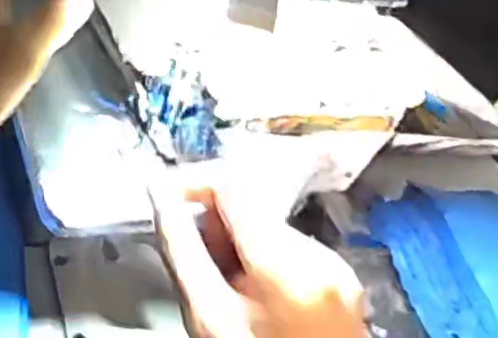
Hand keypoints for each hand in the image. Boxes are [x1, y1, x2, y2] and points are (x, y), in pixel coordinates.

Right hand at [153, 178, 366, 337]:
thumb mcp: (209, 315)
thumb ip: (180, 248)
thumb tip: (158, 194)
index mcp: (289, 268)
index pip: (230, 183)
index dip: (191, 182)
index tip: (165, 199)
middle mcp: (321, 260)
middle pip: (246, 202)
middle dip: (211, 219)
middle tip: (197, 256)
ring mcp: (336, 271)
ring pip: (258, 220)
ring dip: (229, 237)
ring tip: (222, 278)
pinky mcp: (338, 279)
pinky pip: (278, 240)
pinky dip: (253, 253)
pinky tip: (247, 288)